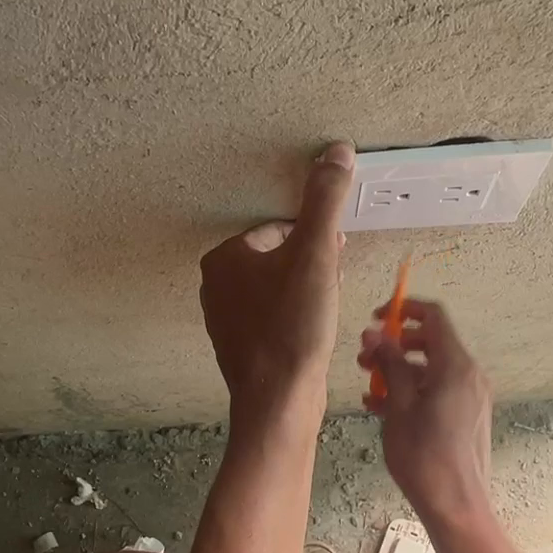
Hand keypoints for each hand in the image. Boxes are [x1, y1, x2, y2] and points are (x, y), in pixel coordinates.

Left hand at [200, 143, 353, 411]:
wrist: (279, 400)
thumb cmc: (292, 327)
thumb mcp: (315, 255)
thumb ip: (324, 201)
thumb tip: (336, 151)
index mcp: (224, 258)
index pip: (280, 229)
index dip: (315, 240)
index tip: (332, 258)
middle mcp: (216, 287)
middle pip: (279, 258)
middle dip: (311, 266)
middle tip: (329, 286)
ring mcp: (227, 320)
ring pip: (279, 289)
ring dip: (307, 292)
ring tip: (323, 312)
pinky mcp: (243, 348)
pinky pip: (275, 318)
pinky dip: (297, 319)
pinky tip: (313, 334)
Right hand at [360, 299, 493, 525]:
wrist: (456, 505)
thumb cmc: (423, 455)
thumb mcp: (398, 406)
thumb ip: (388, 364)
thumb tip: (375, 333)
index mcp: (456, 365)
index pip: (433, 316)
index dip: (403, 310)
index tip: (375, 319)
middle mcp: (469, 374)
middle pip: (431, 342)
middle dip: (395, 346)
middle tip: (364, 359)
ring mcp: (472, 396)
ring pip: (432, 369)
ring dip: (399, 371)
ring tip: (369, 387)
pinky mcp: (468, 415)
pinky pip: (439, 390)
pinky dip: (413, 391)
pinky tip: (383, 408)